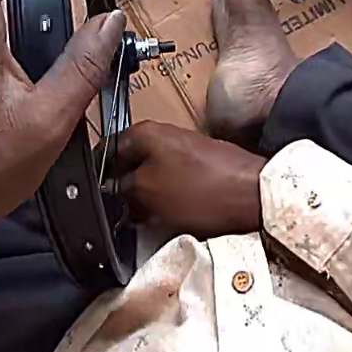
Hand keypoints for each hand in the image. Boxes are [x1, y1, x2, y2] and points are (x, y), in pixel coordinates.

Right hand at [112, 121, 264, 237]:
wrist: (255, 195)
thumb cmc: (197, 190)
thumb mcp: (147, 191)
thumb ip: (121, 189)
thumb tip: (112, 192)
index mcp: (143, 131)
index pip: (106, 152)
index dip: (99, 178)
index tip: (96, 201)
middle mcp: (161, 133)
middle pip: (129, 163)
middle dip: (123, 188)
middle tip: (119, 215)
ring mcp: (183, 148)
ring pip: (151, 174)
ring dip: (146, 196)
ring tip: (143, 219)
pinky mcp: (201, 165)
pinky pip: (173, 181)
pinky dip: (167, 198)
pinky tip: (168, 216)